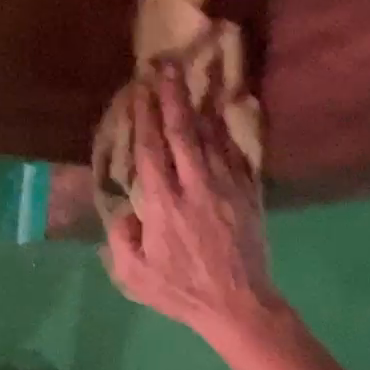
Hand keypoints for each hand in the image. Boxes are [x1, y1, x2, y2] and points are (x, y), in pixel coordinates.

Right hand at [103, 67, 283, 335]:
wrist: (239, 305)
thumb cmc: (181, 291)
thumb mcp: (134, 275)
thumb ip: (120, 239)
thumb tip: (125, 211)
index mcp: (164, 204)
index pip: (151, 150)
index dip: (144, 116)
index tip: (140, 89)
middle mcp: (195, 186)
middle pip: (182, 131)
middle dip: (173, 96)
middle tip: (166, 65)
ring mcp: (227, 188)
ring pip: (212, 137)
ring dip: (199, 106)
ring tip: (192, 81)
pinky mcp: (249, 195)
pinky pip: (237, 154)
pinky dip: (228, 132)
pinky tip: (221, 116)